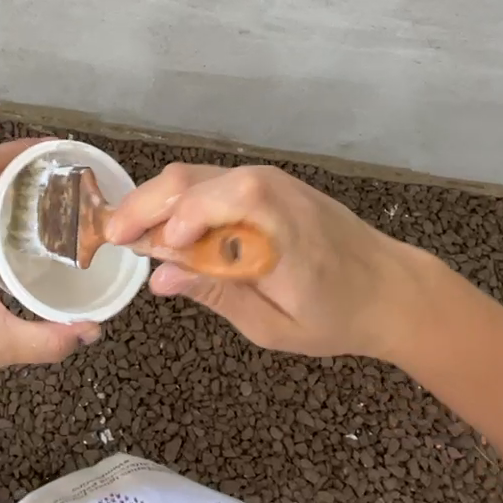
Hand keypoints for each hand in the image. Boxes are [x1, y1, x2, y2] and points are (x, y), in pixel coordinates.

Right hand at [105, 163, 431, 358]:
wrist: (392, 287)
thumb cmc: (337, 315)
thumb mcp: (274, 325)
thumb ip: (216, 294)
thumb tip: (159, 278)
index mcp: (276, 226)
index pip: (211, 203)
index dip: (170, 220)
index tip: (139, 249)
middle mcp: (266, 188)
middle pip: (187, 181)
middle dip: (142, 205)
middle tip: (110, 235)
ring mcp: (264, 178)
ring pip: (191, 176)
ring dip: (154, 202)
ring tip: (128, 233)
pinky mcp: (262, 181)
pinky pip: (207, 182)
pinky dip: (177, 202)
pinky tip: (163, 227)